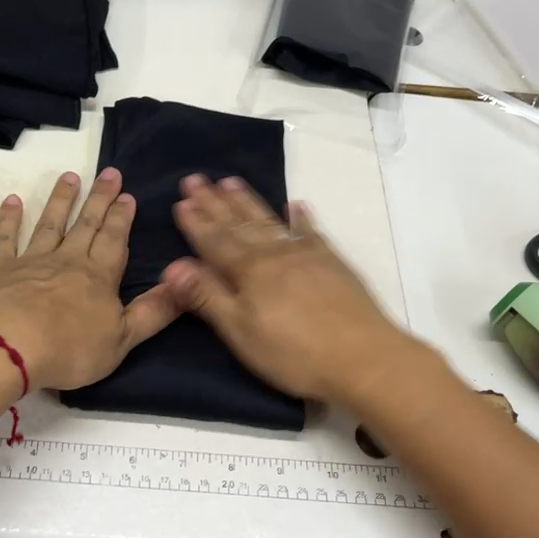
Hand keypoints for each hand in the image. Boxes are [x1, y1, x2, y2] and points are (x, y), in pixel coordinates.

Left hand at [0, 168, 179, 390]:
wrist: (8, 347)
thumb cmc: (69, 349)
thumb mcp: (122, 340)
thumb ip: (152, 313)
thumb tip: (183, 286)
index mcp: (99, 277)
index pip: (115, 240)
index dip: (122, 217)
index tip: (127, 194)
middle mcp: (68, 260)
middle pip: (87, 224)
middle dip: (100, 199)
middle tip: (109, 172)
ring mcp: (31, 261)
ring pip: (50, 224)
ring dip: (61, 200)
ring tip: (70, 177)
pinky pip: (5, 238)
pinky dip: (8, 219)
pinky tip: (12, 201)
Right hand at [162, 175, 421, 403]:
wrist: (365, 358)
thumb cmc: (295, 354)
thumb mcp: (241, 332)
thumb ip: (208, 297)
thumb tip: (173, 266)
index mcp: (249, 272)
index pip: (215, 242)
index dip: (196, 223)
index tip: (181, 200)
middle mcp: (275, 255)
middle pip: (239, 224)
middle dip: (214, 203)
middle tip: (195, 178)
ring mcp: (307, 255)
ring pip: (270, 221)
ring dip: (248, 202)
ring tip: (231, 181)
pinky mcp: (334, 263)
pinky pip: (312, 232)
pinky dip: (301, 217)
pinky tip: (296, 205)